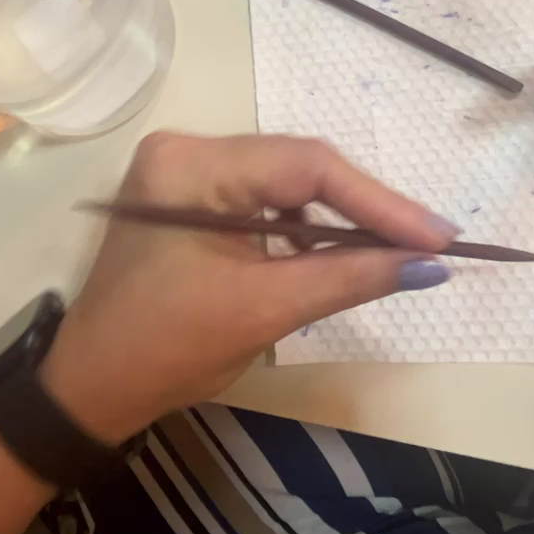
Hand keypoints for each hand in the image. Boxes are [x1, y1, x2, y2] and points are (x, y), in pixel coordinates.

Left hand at [41, 132, 457, 444]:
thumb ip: (349, 276)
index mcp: (190, 167)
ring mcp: (185, 169)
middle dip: (363, 206)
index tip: (439, 237)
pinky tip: (333, 248)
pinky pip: (262, 195)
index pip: (304, 165)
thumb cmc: (169, 350)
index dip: (378, 202)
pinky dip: (302, 222)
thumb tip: (429, 262)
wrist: (94, 384)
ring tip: (389, 248)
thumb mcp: (265, 310)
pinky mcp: (190, 193)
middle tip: (428, 242)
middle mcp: (186, 149)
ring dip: (336, 214)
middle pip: (296, 164)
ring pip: (284, 179)